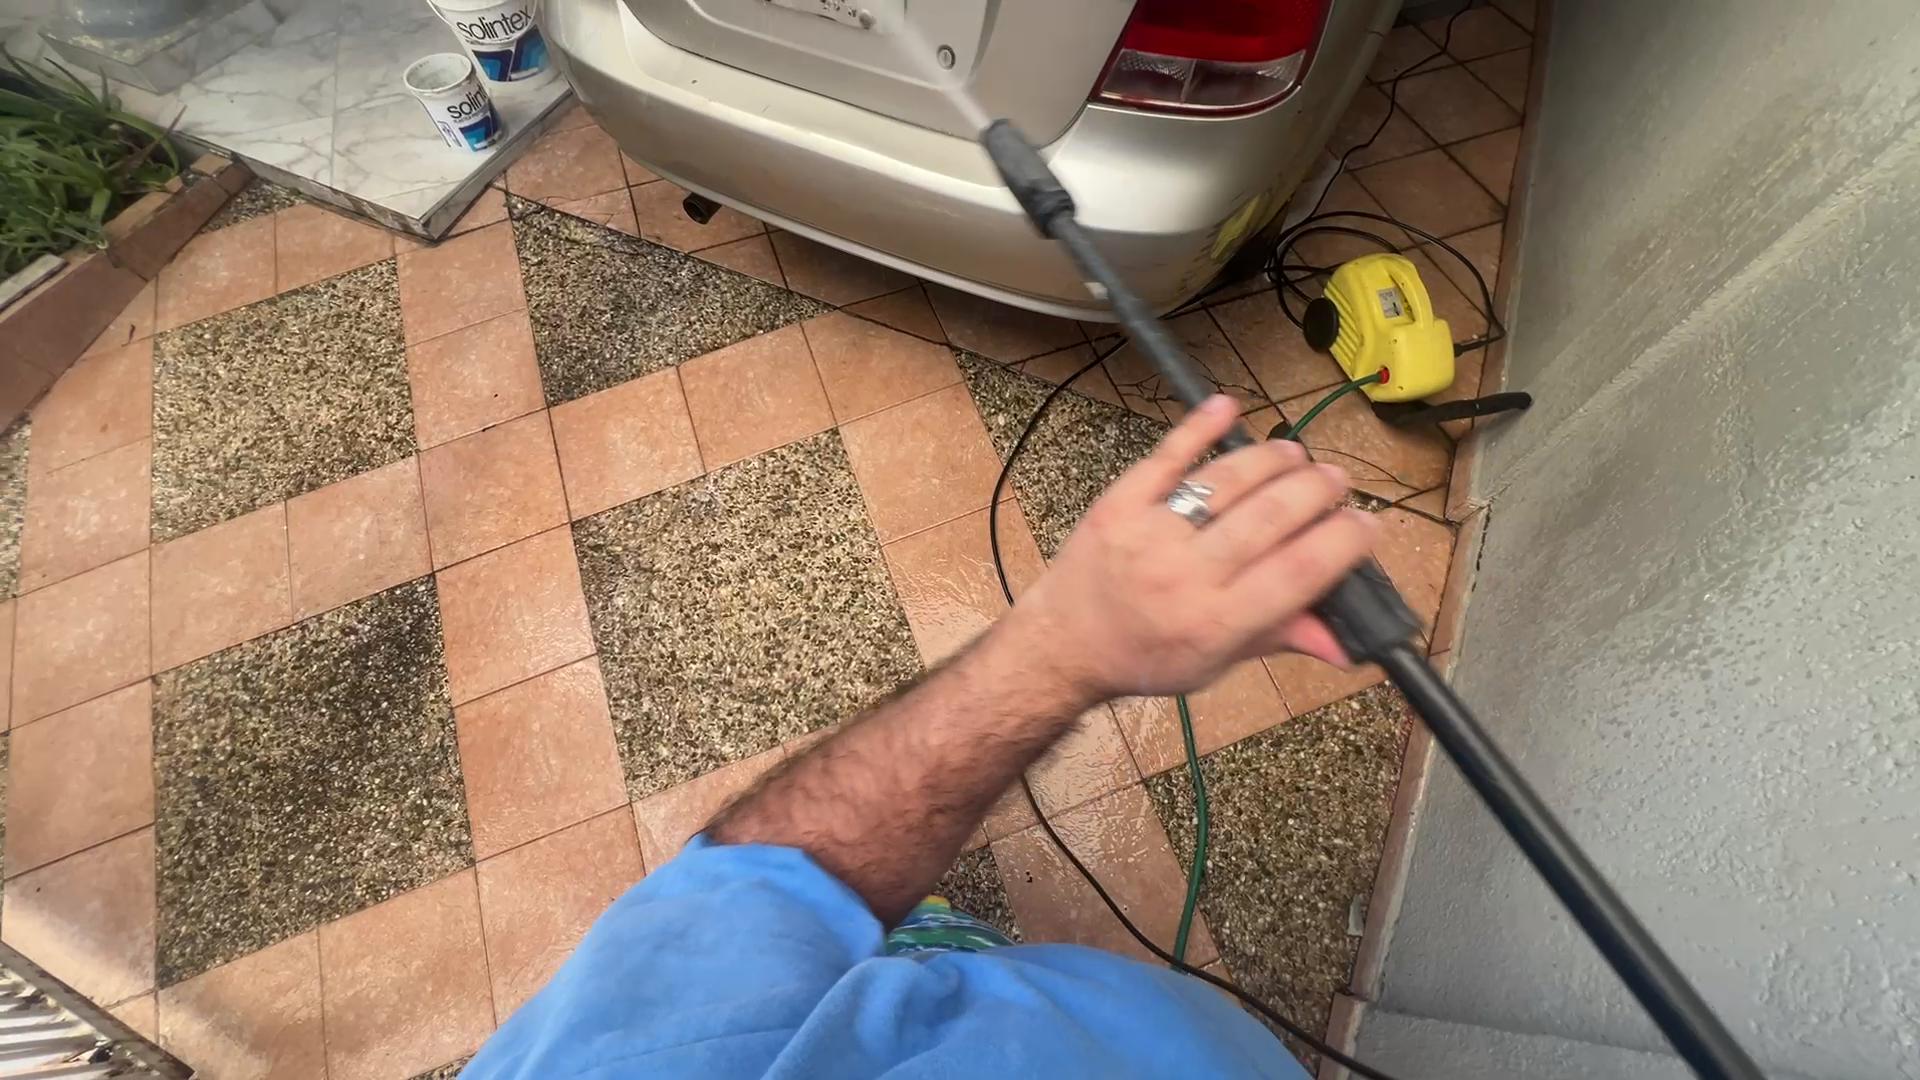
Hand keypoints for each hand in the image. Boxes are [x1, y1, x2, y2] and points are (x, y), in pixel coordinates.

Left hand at [1001, 394, 1376, 702]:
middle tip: (1335, 482)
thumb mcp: (1213, 665)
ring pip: (1225, 481)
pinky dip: (1197, 428)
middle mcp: (1183, 574)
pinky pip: (1164, 458)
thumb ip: (1277, 637)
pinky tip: (1227, 407)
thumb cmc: (1143, 656)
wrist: (1064, 642)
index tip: (1366, 523)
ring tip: (1295, 455)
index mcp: (1215, 622)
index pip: (1301, 570)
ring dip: (1271, 460)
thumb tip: (1350, 639)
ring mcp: (1147, 534)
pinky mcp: (1117, 505)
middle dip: (1317, 491)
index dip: (1345, 540)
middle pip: (1271, 516)